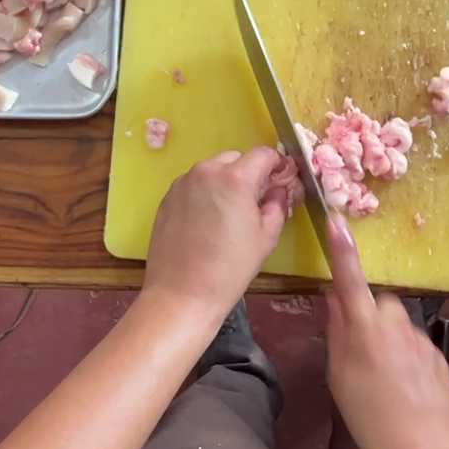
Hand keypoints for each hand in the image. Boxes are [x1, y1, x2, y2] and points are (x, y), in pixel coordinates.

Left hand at [144, 145, 289, 314]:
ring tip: (229, 214)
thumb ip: (277, 204)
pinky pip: (194, 185)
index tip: (280, 181)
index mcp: (235, 178)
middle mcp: (206, 171)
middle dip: (250, 174)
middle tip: (256, 201)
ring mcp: (183, 183)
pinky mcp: (167, 197)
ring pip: (213, 170)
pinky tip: (208, 221)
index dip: (276, 165)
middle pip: (236, 159)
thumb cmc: (230, 269)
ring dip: (226, 182)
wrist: (182, 294)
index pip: (263, 154)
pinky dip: (205, 193)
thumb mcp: (266, 237)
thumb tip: (279, 190)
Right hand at [323, 215, 448, 448]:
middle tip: (358, 352)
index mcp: (366, 330)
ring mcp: (421, 340)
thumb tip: (334, 299)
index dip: (342, 251)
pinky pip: (414, 343)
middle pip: (379, 304)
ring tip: (382, 379)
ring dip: (387, 338)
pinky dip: (405, 356)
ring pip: (398, 324)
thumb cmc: (370, 419)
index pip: (350, 281)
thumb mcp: (339, 378)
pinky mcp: (438, 355)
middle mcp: (396, 326)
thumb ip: (337, 333)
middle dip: (369, 316)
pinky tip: (403, 388)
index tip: (336, 221)